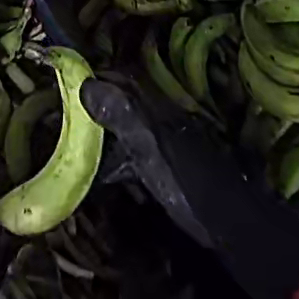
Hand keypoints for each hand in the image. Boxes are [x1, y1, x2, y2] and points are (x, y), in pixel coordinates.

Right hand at [78, 77, 298, 298]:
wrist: (227, 220)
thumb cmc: (188, 180)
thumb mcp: (150, 147)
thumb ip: (122, 116)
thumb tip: (88, 84)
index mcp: (157, 107)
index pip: (123, 79)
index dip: (98, 78)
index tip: (71, 85)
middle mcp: (162, 117)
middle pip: (125, 101)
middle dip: (99, 105)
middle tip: (71, 117)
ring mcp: (166, 141)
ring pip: (130, 126)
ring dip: (107, 132)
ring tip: (83, 146)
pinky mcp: (169, 165)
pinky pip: (137, 152)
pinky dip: (120, 158)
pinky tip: (109, 173)